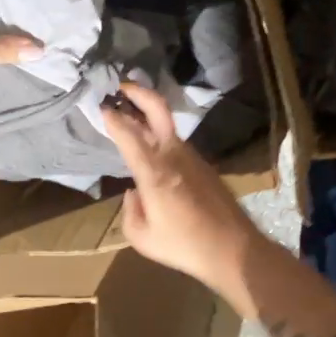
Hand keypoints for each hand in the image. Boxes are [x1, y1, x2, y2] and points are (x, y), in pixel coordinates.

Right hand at [101, 83, 267, 294]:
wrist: (233, 248)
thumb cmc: (184, 245)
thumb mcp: (142, 237)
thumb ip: (129, 210)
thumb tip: (134, 192)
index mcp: (154, 171)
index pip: (129, 134)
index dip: (113, 118)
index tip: (102, 107)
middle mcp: (173, 154)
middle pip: (157, 109)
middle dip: (138, 93)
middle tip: (120, 87)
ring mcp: (191, 156)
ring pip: (167, 125)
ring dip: (148, 114)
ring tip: (131, 115)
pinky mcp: (203, 164)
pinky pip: (176, 142)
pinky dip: (161, 135)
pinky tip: (153, 147)